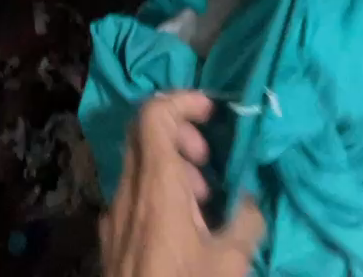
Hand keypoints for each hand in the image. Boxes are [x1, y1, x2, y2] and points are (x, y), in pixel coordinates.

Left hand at [101, 91, 265, 276]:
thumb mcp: (230, 261)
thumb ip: (246, 218)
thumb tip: (251, 196)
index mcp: (156, 184)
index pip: (155, 113)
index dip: (183, 101)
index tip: (213, 115)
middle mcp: (128, 191)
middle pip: (145, 132)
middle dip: (181, 132)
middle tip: (209, 160)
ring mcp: (113, 216)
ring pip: (140, 164)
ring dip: (173, 164)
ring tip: (203, 199)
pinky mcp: (111, 240)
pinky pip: (134, 194)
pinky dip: (160, 191)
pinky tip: (184, 227)